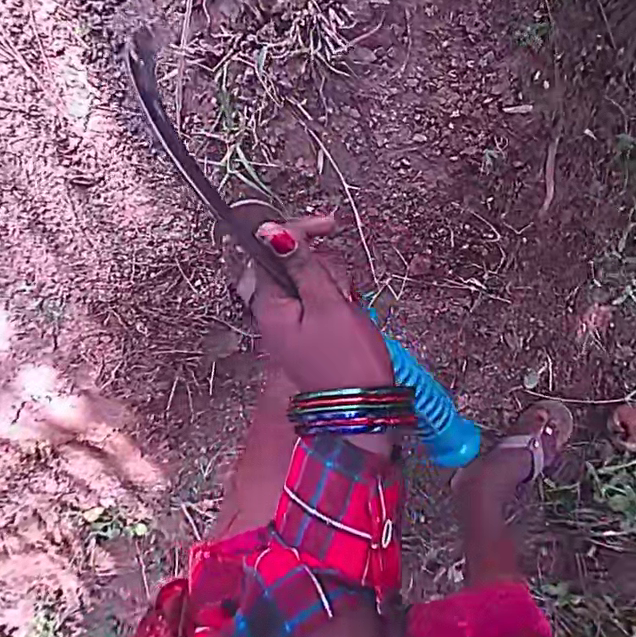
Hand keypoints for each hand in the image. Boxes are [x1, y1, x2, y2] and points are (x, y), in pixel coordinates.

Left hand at [245, 214, 395, 392]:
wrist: (366, 411)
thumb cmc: (347, 364)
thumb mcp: (327, 304)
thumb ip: (302, 264)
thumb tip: (273, 231)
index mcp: (270, 306)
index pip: (273, 251)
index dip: (300, 234)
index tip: (328, 226)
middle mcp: (275, 314)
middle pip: (295, 264)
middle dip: (324, 266)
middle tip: (341, 289)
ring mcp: (294, 324)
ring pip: (312, 280)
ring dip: (335, 283)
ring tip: (348, 305)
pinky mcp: (311, 331)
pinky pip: (321, 300)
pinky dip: (338, 299)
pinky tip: (349, 312)